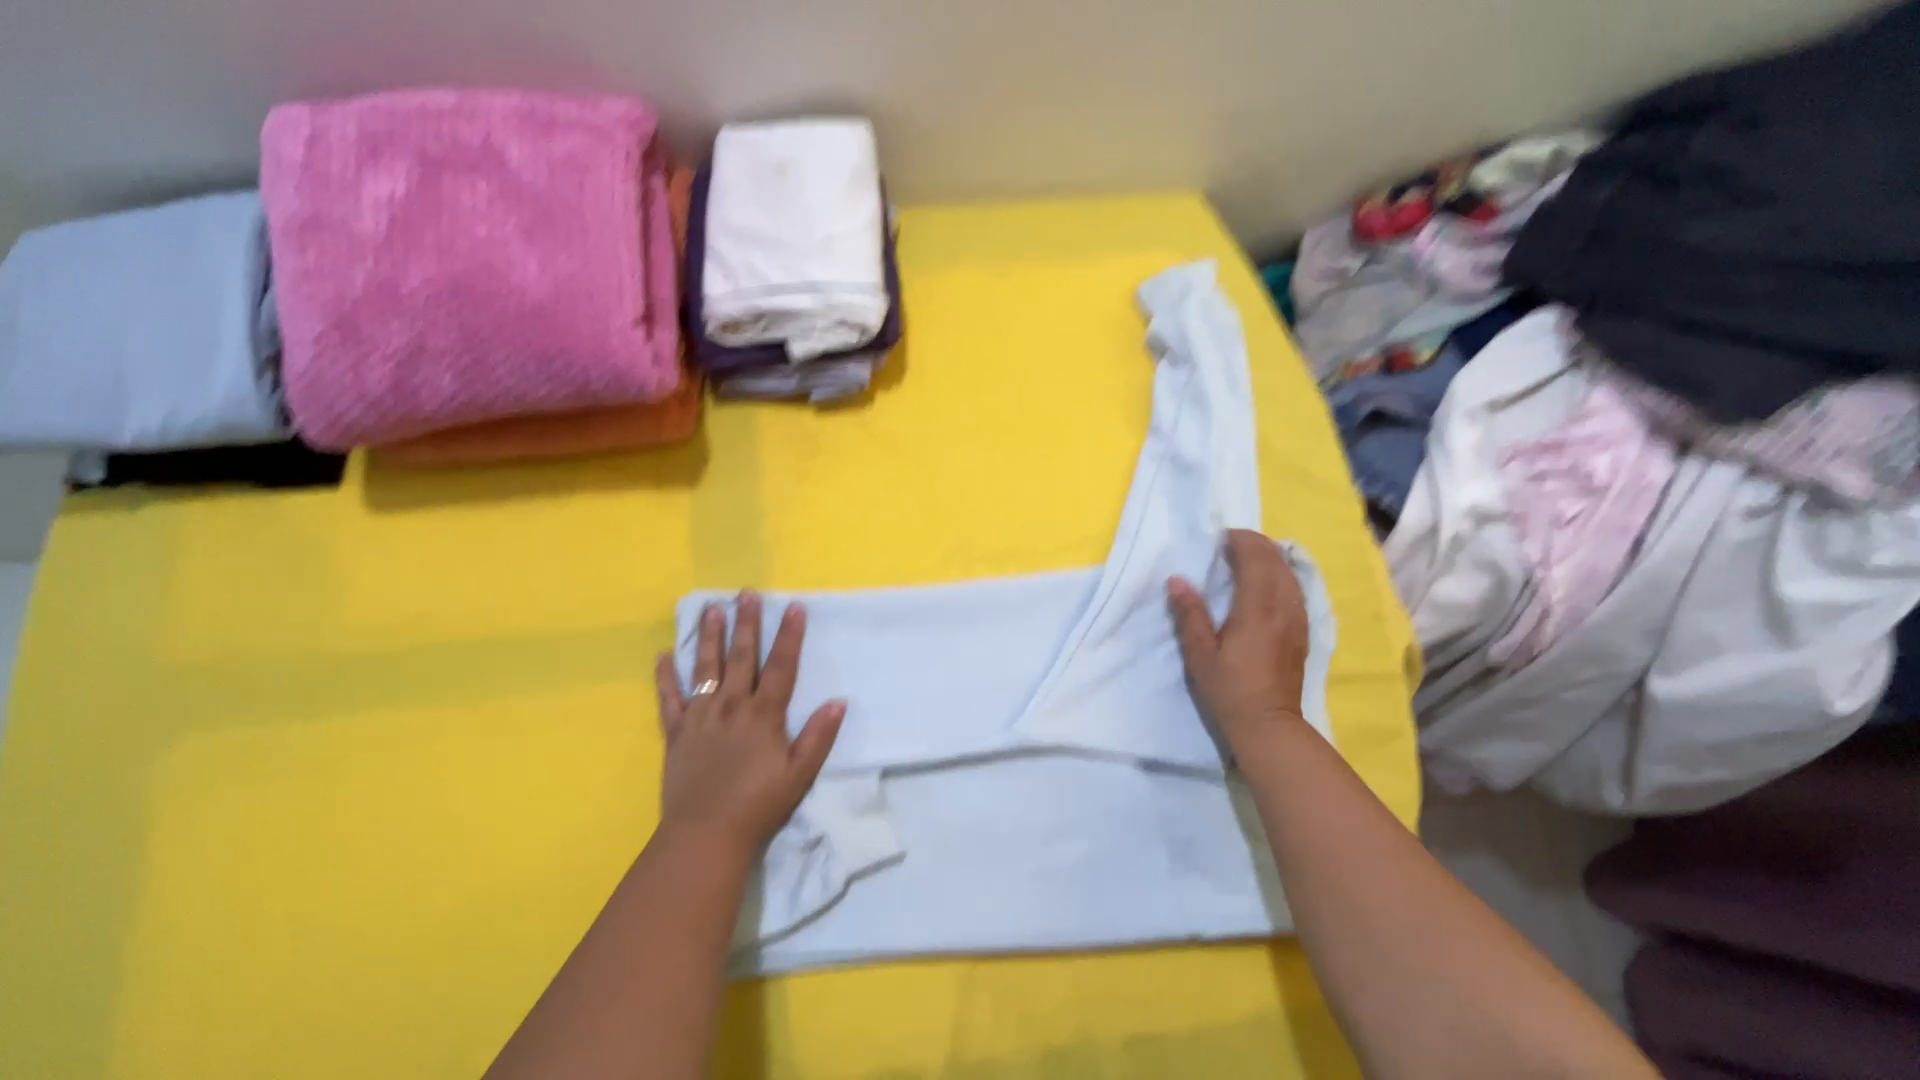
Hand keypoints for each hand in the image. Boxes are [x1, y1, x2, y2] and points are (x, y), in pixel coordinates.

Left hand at [653, 590, 844, 852]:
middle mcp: (731, 707)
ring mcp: (700, 717)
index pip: (781, 667)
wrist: (706, 832)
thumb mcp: (799, 774)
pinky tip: (662, 656)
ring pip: (705, 668)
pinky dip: (665, 677)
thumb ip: (818, 736)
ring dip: (709, 637)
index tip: (794, 607)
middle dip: (746, 623)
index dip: (789, 636)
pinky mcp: (676, 733)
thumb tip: (838, 702)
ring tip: (711, 608)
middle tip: (747, 593)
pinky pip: (669, 699)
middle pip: (741, 657)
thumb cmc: (759, 805)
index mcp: (764, 715)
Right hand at [1167, 529, 1311, 755]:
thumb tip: (1178, 580)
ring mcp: (1297, 619)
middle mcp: (1283, 607)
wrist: (1269, 725)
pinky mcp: (1303, 632)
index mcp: (1257, 608)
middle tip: (1232, 543)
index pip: (1256, 559)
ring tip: (1249, 559)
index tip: (1222, 537)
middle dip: (1257, 545)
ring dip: (1271, 559)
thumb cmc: (1229, 690)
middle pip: (1276, 561)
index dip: (1241, 541)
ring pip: (1290, 574)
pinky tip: (1268, 585)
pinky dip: (1282, 576)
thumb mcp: (1200, 654)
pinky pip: (1296, 590)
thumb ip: (1190, 614)